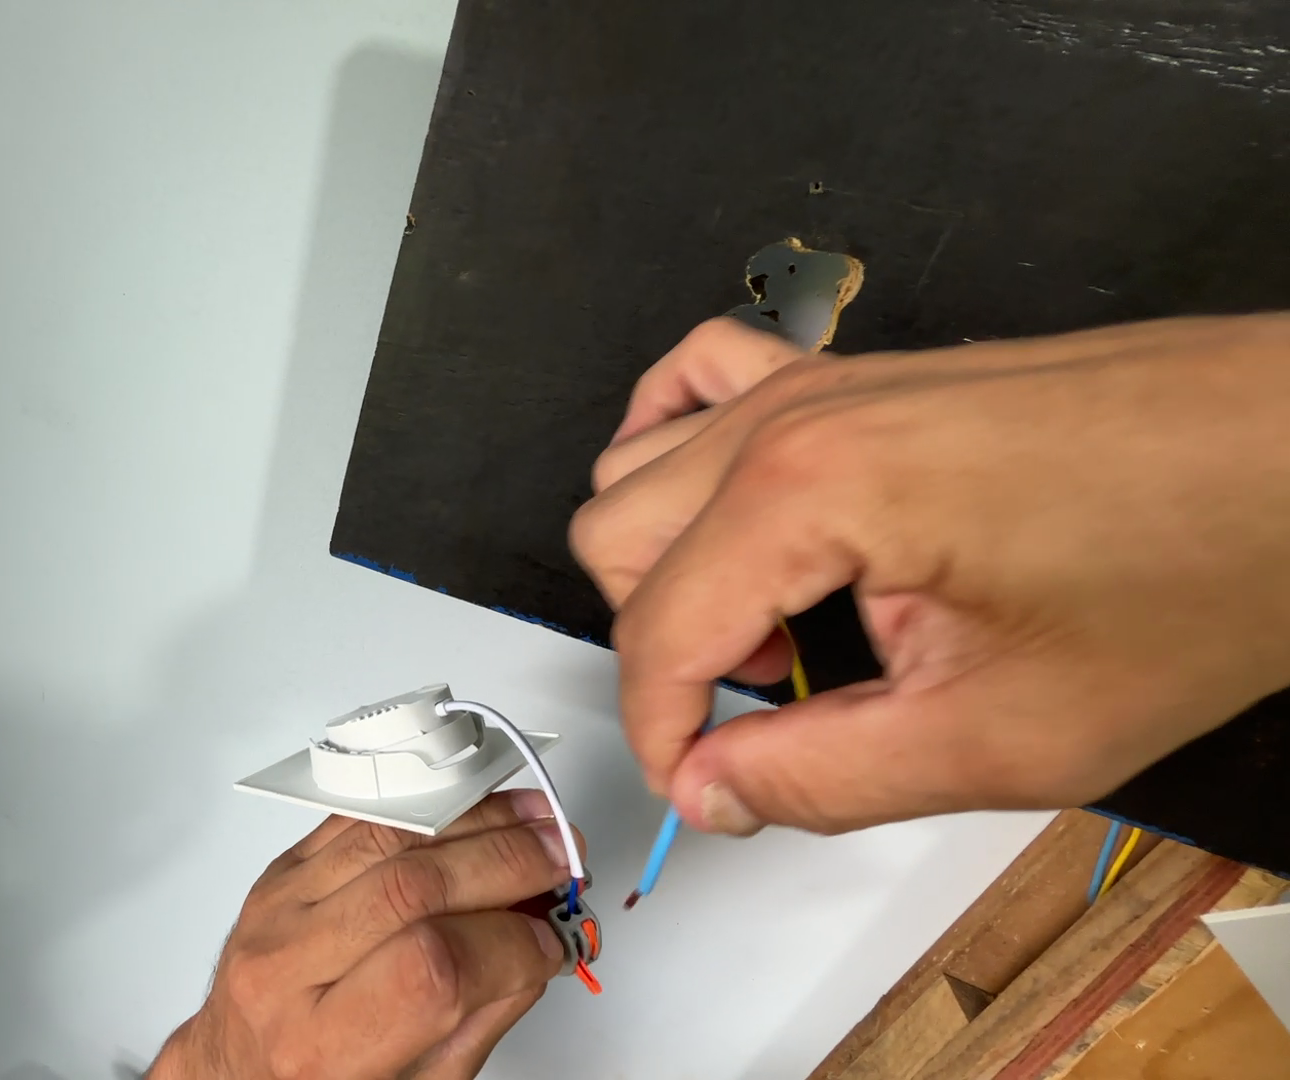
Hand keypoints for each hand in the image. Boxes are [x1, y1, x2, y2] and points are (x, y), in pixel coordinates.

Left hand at [149, 791, 579, 1079]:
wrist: (232, 1067)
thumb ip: (478, 1013)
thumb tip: (541, 938)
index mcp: (323, 1046)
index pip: (433, 969)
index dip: (511, 944)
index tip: (557, 938)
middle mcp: (290, 967)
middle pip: (411, 889)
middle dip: (504, 864)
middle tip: (562, 856)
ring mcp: (280, 906)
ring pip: (387, 837)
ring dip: (473, 820)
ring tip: (530, 819)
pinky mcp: (282, 868)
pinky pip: (359, 817)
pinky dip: (426, 805)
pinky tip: (470, 803)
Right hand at [570, 314, 1289, 835]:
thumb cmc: (1196, 574)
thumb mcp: (1008, 733)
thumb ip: (823, 777)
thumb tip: (707, 790)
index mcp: (803, 494)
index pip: (657, 631)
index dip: (660, 730)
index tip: (697, 787)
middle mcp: (771, 424)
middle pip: (611, 543)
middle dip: (657, 644)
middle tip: (763, 693)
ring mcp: (790, 386)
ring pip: (626, 475)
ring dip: (660, 563)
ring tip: (765, 610)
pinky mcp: (818, 371)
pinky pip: (682, 381)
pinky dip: (663, 443)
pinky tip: (713, 496)